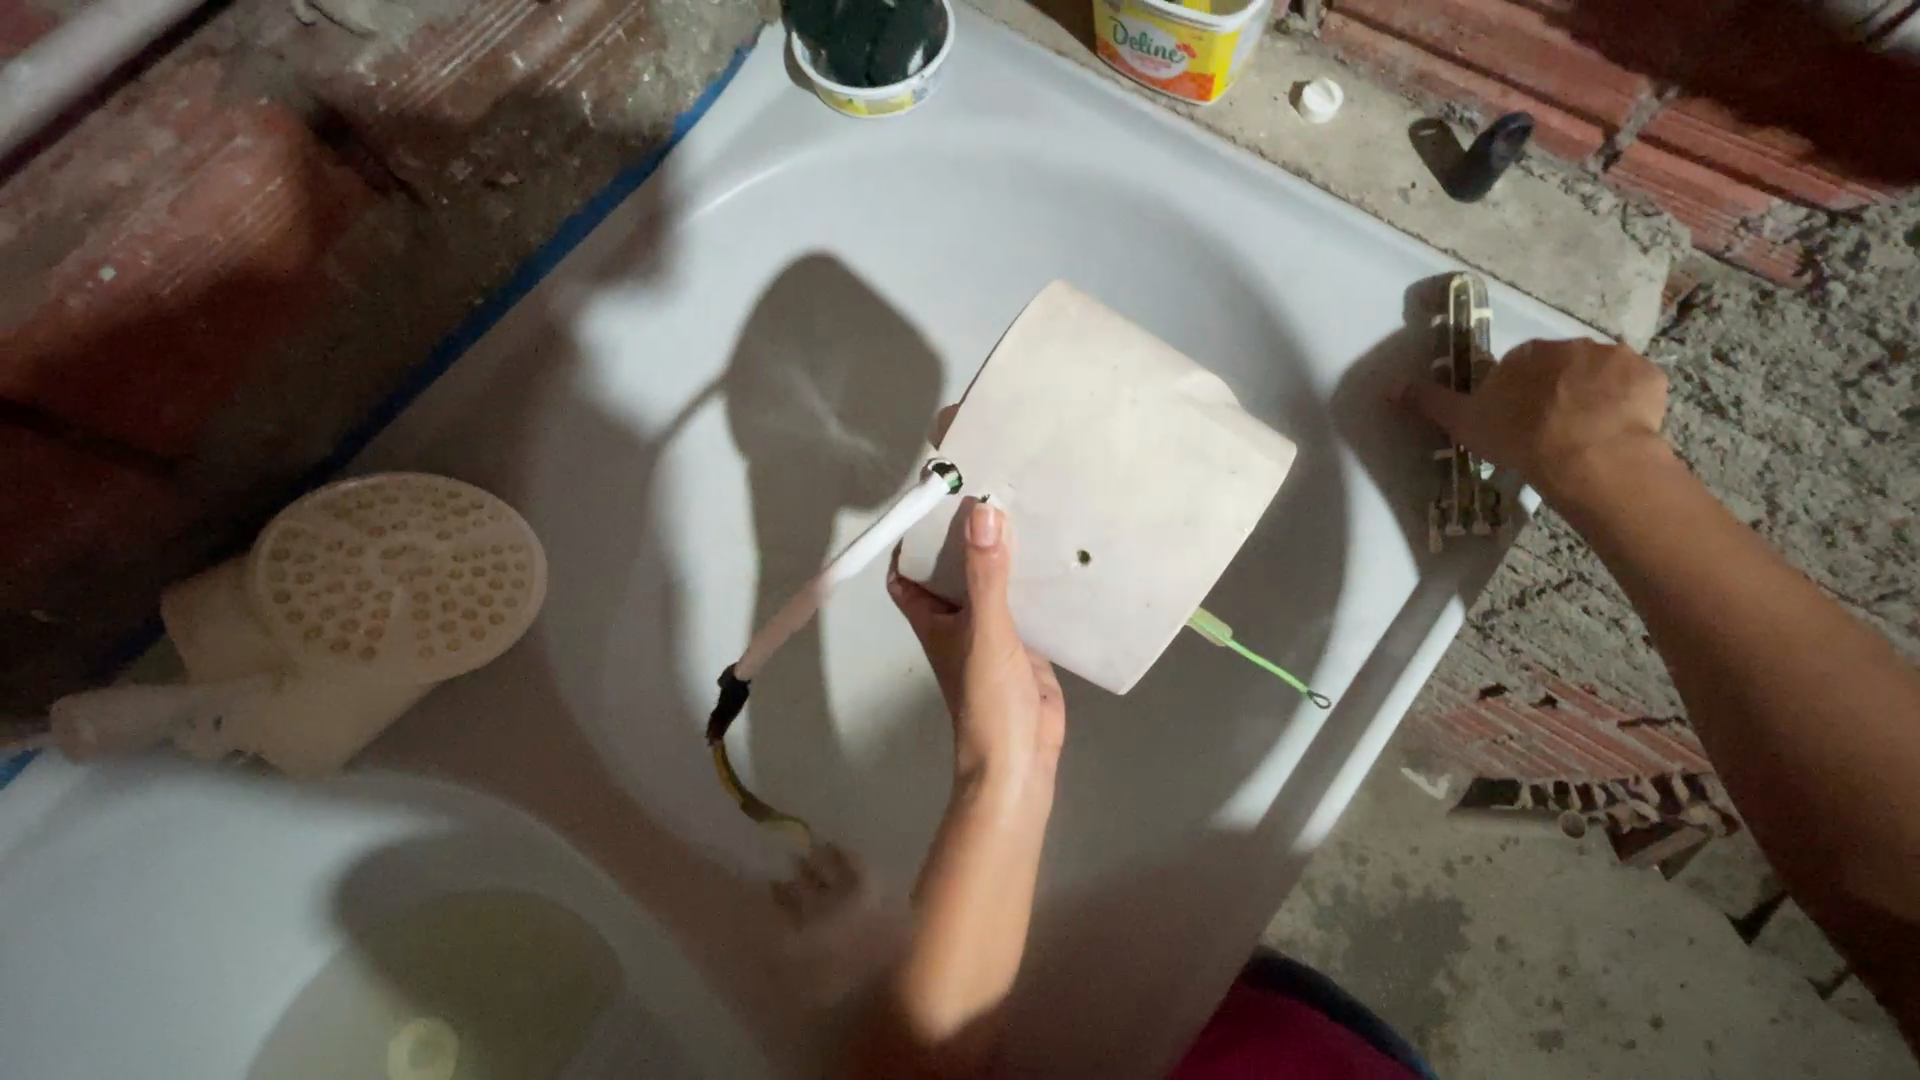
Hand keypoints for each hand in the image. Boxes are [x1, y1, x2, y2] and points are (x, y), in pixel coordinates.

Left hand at [888, 501, 1065, 809]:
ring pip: (994, 583)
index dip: (913, 539)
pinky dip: (1036, 582)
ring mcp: (993, 631)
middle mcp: (958, 619)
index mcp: (932, 616)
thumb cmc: (986, 696)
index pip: (909, 571)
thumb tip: (982, 513)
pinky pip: (1028, 603)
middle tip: (993, 487)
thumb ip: (985, 574)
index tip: (934, 500)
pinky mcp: (1026, 643)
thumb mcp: (984, 628)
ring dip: (1005, 555)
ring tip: (1028, 508)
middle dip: (968, 536)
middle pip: (955, 569)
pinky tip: (1058, 556)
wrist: (1020, 758)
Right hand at [1400, 338, 1672, 502]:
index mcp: (1527, 353)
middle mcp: (1572, 345)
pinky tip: (1613, 432)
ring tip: (1582, 435)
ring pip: (1599, 377)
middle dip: (1557, 392)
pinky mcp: (1649, 377)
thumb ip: (1429, 401)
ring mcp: (1616, 359)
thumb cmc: (1518, 436)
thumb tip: (1390, 387)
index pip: (1518, 367)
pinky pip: (1634, 389)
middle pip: (1561, 368)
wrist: (1586, 455)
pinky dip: (1626, 406)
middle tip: (1548, 430)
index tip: (1515, 420)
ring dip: (1592, 398)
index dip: (1516, 394)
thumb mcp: (1463, 421)